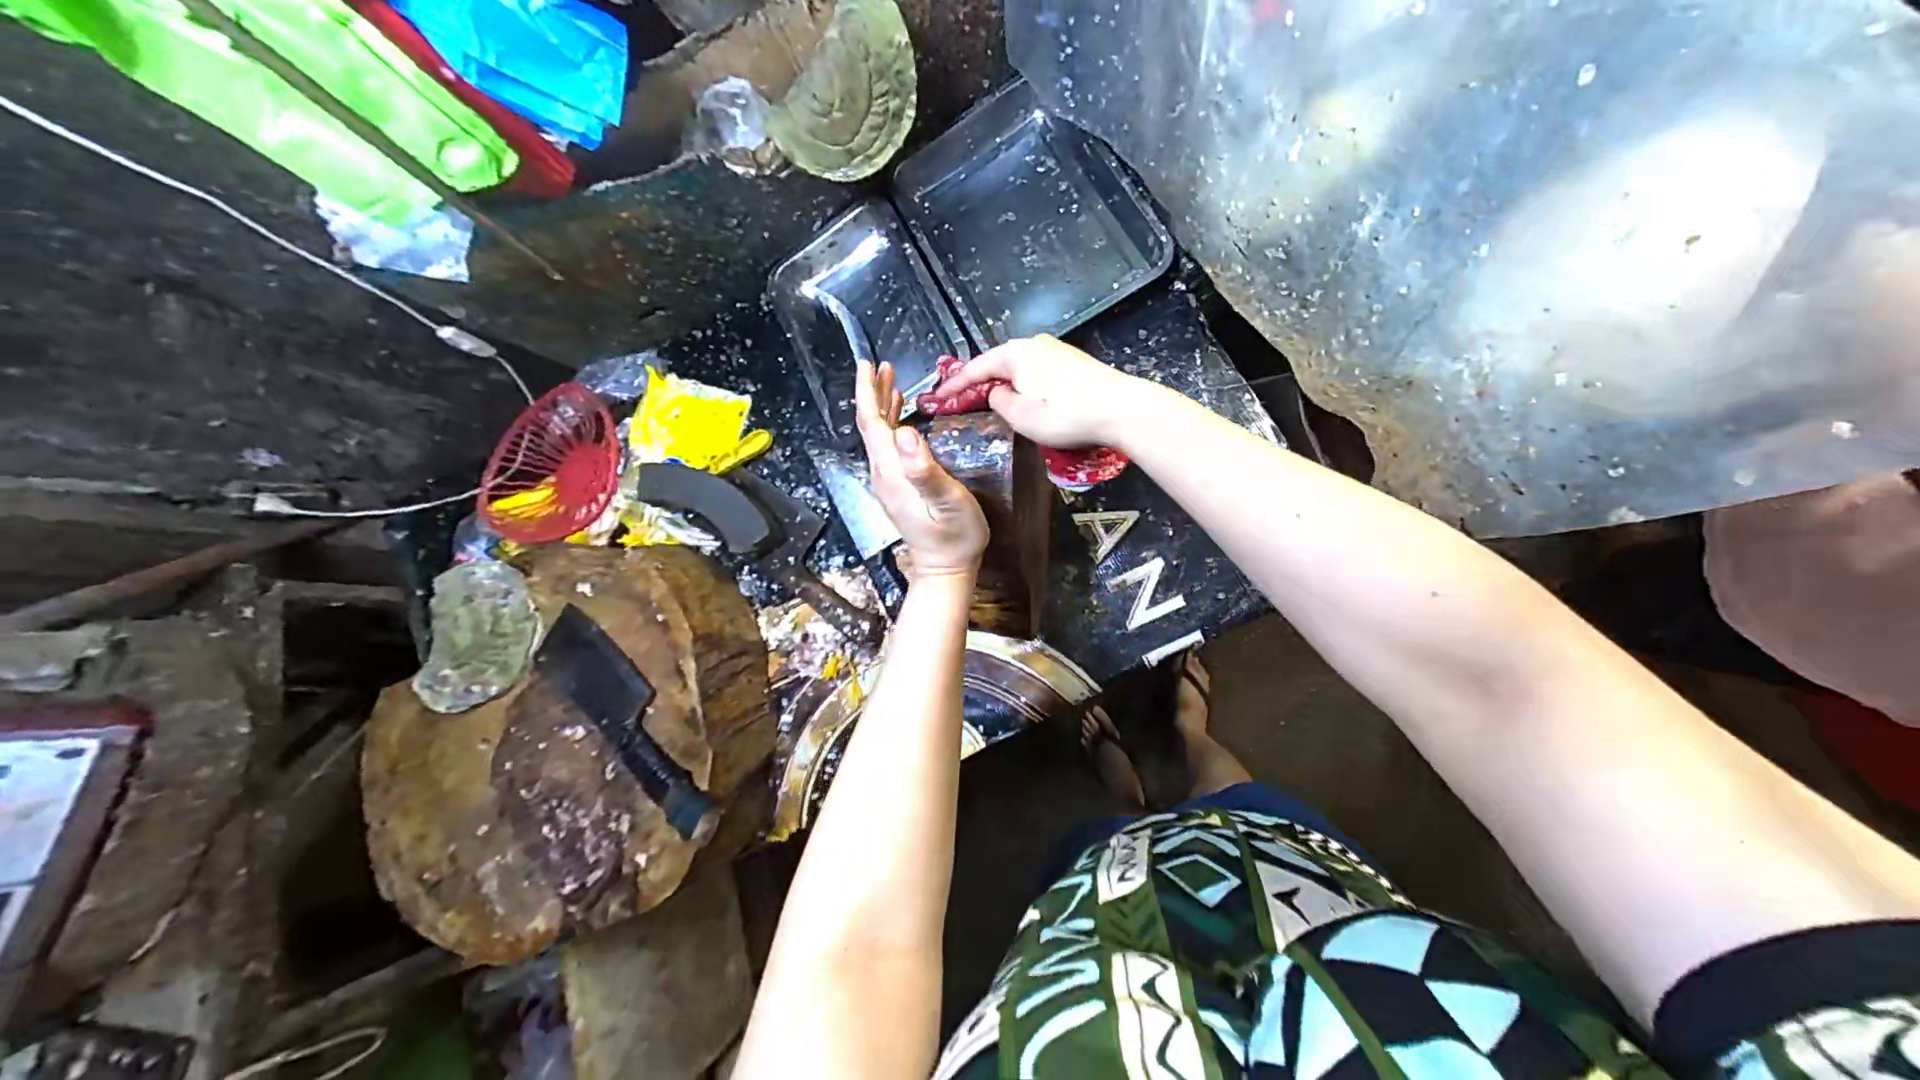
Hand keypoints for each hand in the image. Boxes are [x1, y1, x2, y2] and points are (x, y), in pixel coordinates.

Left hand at [855, 360, 988, 577]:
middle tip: (882, 366)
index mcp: (891, 471)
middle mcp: (884, 473)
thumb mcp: (946, 501)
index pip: (871, 423)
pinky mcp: (898, 487)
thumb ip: (924, 469)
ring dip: (882, 406)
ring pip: (878, 436)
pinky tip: (901, 419)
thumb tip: (904, 432)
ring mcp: (889, 481)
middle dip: (873, 393)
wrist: (947, 568)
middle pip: (871, 425)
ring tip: (891, 381)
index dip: (867, 392)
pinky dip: (891, 424)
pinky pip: (887, 447)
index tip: (867, 365)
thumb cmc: (954, 535)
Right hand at [928, 335, 1157, 448]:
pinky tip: (1022, 397)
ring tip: (987, 400)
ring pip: (1018, 367)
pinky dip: (1022, 384)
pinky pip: (1036, 372)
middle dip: (977, 380)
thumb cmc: (1067, 415)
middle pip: (997, 363)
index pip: (975, 368)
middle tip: (959, 398)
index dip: (954, 385)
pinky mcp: (1073, 363)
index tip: (937, 398)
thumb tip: (997, 392)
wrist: (1121, 410)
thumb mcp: (1021, 417)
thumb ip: (999, 402)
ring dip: (1002, 383)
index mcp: (1015, 353)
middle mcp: (1034, 344)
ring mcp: (1056, 351)